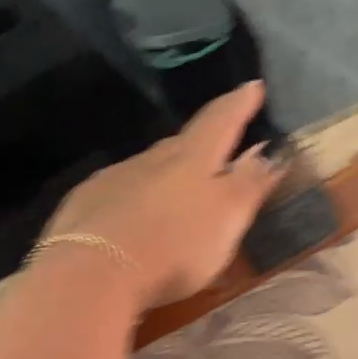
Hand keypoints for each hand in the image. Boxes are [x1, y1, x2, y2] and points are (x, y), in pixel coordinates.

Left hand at [42, 81, 283, 307]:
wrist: (95, 272)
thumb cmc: (175, 246)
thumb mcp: (227, 218)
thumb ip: (249, 184)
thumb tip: (270, 151)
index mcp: (192, 159)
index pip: (221, 122)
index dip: (239, 105)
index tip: (252, 87)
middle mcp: (152, 159)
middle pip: (182, 144)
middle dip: (202, 143)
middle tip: (216, 144)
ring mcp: (115, 179)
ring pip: (148, 168)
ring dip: (166, 174)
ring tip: (178, 191)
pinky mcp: (87, 204)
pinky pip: (119, 192)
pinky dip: (135, 199)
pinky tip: (135, 219)